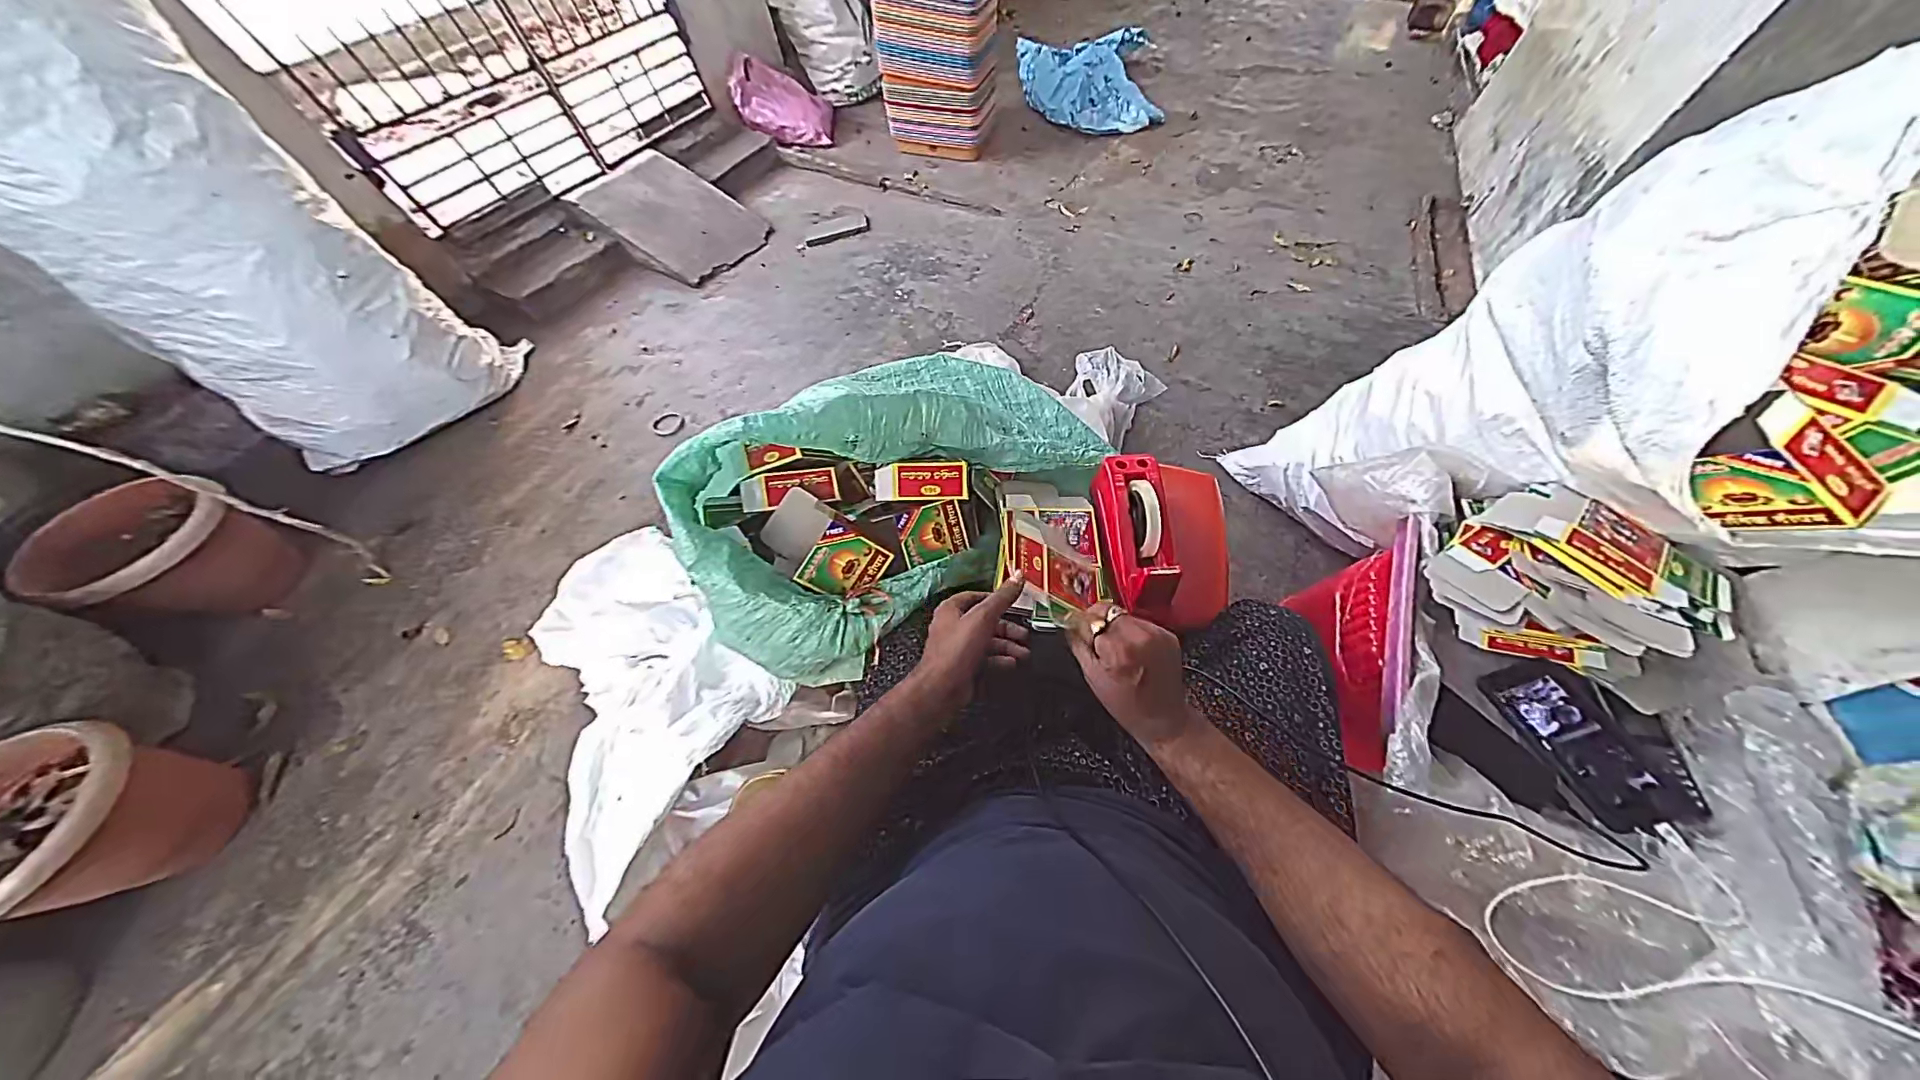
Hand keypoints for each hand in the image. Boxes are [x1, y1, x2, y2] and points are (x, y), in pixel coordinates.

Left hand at [908, 574, 1031, 708]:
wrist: (942, 689)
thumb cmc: (957, 650)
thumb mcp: (983, 618)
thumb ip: (1002, 598)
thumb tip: (1018, 576)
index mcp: (951, 610)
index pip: (975, 597)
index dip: (995, 599)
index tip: (1013, 603)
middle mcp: (952, 628)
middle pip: (985, 623)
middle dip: (1008, 629)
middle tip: (1024, 634)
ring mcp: (958, 650)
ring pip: (987, 644)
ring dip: (1007, 647)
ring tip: (1023, 653)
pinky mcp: (963, 669)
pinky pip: (985, 661)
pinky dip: (999, 661)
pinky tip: (1011, 664)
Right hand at [1067, 602, 1201, 749]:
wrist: (1162, 718)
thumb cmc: (1126, 705)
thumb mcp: (1092, 676)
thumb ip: (1079, 645)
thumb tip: (1070, 623)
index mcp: (1119, 649)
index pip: (1091, 617)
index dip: (1082, 625)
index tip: (1078, 629)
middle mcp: (1141, 637)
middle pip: (1109, 611)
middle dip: (1099, 623)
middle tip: (1097, 641)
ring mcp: (1158, 634)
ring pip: (1124, 615)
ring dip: (1116, 626)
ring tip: (1118, 650)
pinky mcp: (1168, 635)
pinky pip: (1141, 623)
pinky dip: (1132, 632)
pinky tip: (1134, 651)